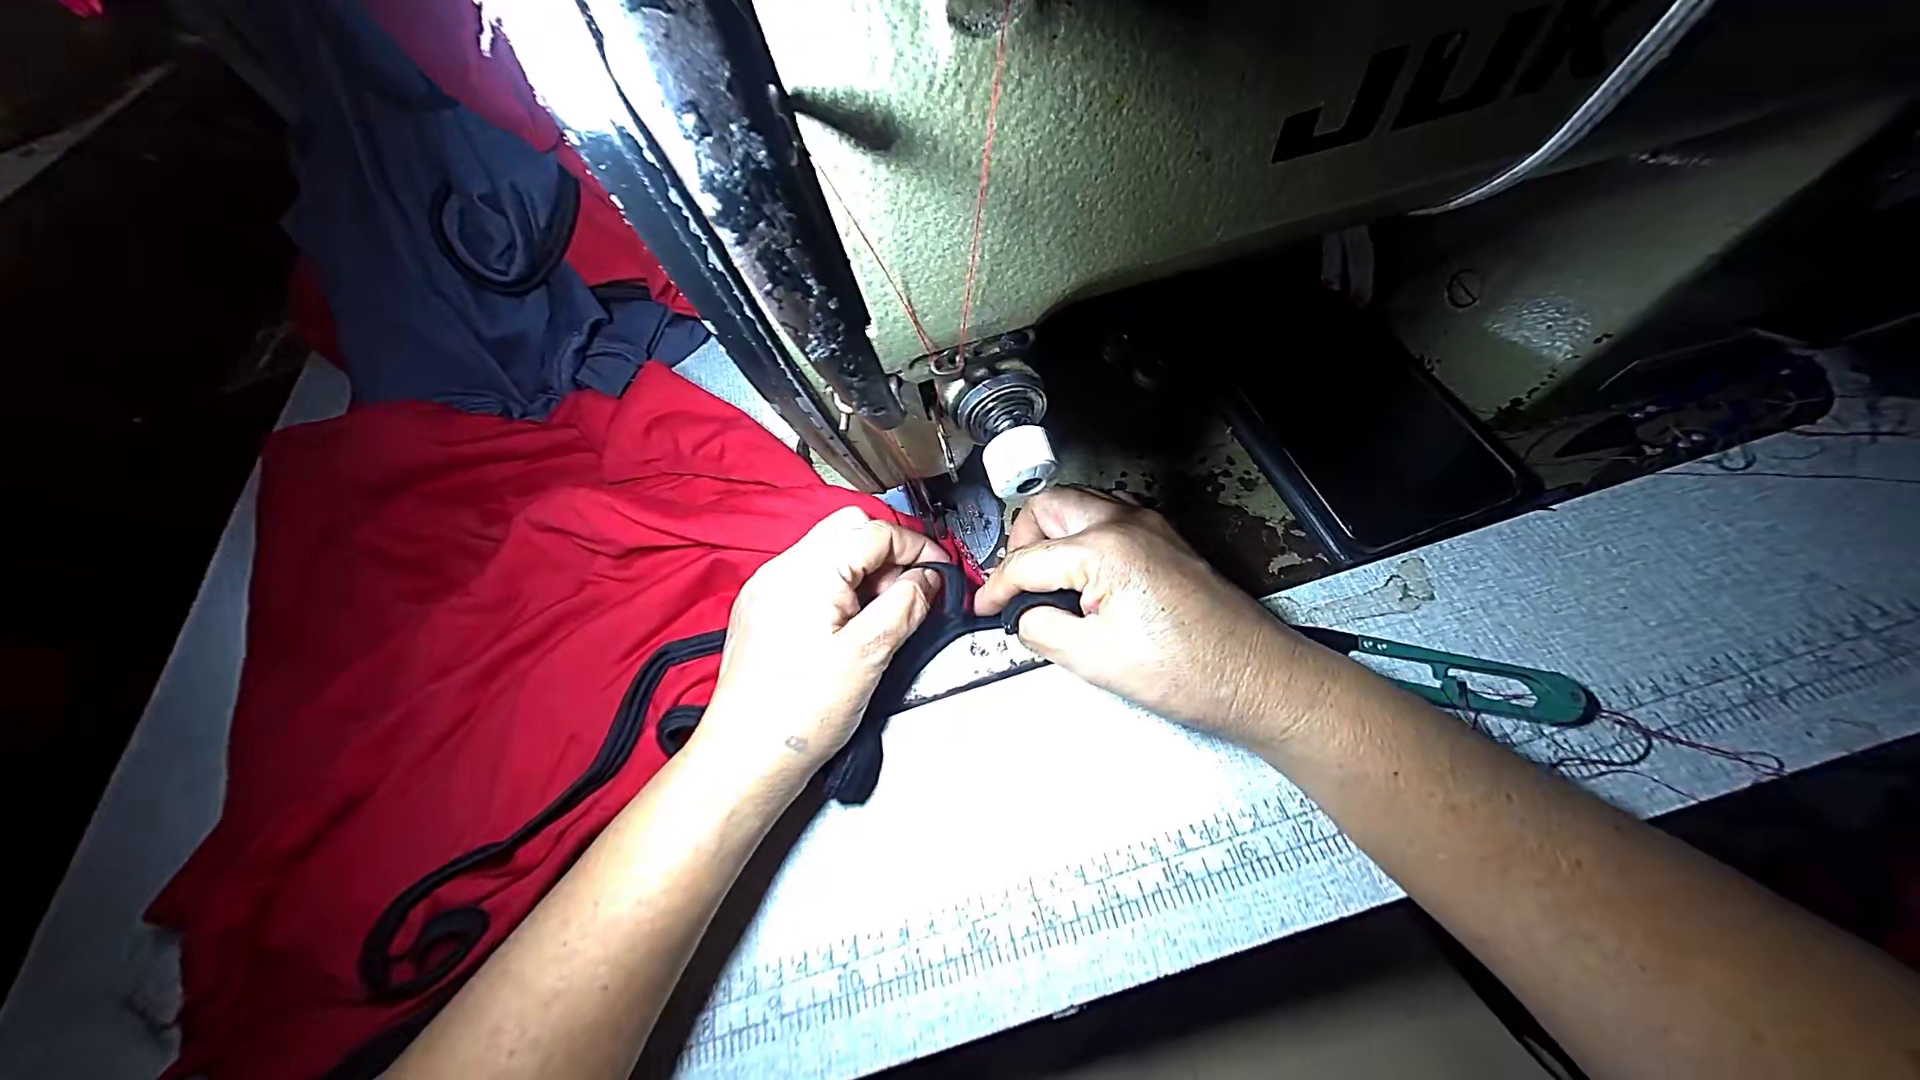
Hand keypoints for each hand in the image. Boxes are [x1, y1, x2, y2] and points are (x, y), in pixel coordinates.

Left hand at [694, 506, 947, 787]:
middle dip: (890, 553)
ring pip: (832, 552)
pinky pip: (813, 578)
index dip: (916, 547)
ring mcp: (769, 590)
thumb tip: (929, 579)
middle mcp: (781, 572)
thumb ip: (906, 606)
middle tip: (911, 591)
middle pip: (850, 530)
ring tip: (883, 616)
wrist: (746, 758)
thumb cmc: (794, 717)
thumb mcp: (869, 655)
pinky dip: (843, 588)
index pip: (874, 531)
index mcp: (806, 573)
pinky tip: (854, 625)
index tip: (938, 571)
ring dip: (867, 572)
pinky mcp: (765, 611)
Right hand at [975, 487, 1335, 746]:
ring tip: (1045, 579)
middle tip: (1016, 583)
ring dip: (1051, 534)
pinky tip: (1082, 576)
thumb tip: (1023, 616)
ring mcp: (1150, 528)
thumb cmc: (1195, 671)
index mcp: (1105, 550)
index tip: (985, 606)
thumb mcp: (1095, 661)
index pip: (1027, 560)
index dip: (996, 587)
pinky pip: (1107, 519)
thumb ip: (1041, 630)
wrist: (1257, 679)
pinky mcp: (1164, 540)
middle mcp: (1127, 525)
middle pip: (1047, 508)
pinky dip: (1081, 537)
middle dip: (1020, 541)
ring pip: (1078, 505)